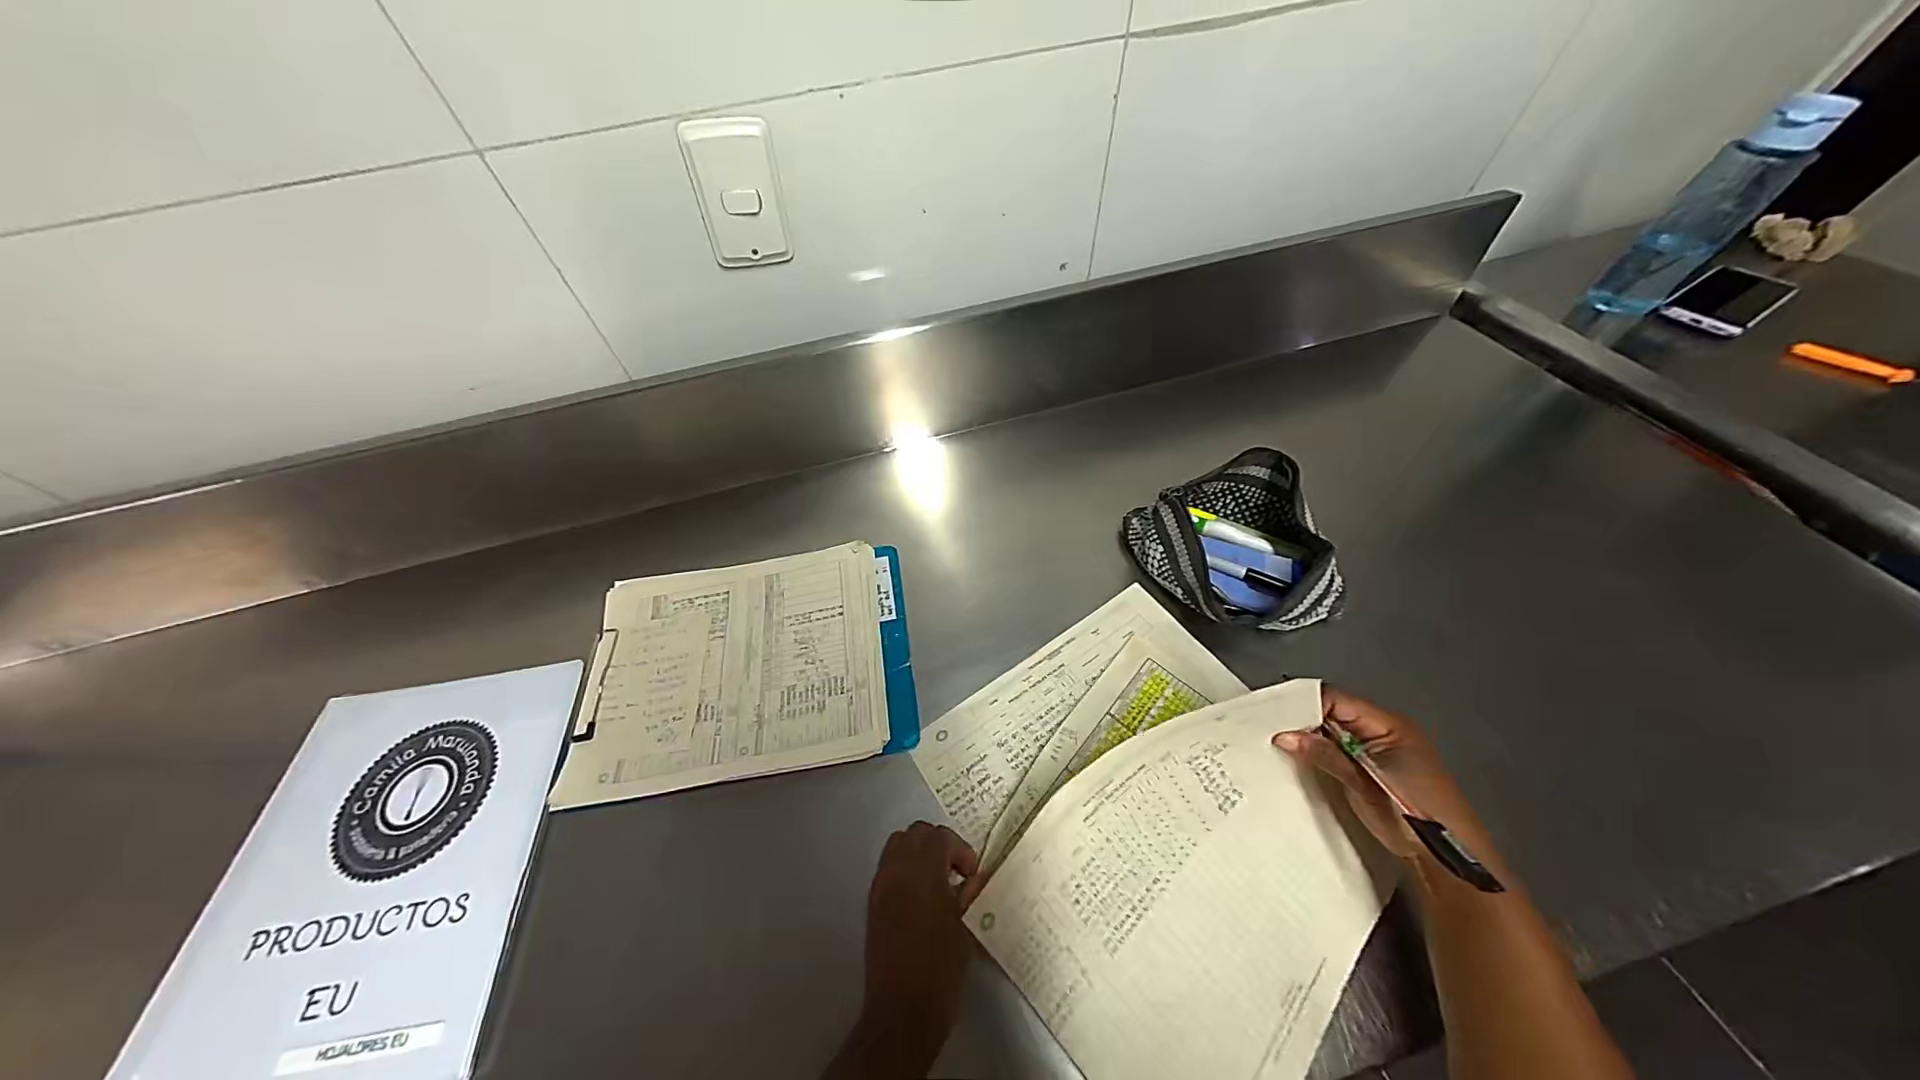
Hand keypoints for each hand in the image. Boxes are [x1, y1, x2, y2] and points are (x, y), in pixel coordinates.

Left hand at [825, 822, 981, 1079]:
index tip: (971, 873)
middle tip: (956, 871)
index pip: (940, 837)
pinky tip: (921, 897)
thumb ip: (971, 893)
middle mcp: (897, 870)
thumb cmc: (941, 968)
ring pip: (898, 845)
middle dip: (939, 845)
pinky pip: (888, 867)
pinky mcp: (873, 902)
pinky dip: (905, 869)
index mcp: (923, 872)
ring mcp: (881, 885)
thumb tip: (976, 877)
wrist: (903, 1009)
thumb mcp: (966, 927)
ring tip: (937, 880)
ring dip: (919, 853)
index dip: (961, 850)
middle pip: (916, 834)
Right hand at [1273, 685, 1501, 880]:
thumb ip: (1326, 755)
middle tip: (1270, 731)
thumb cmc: (1414, 817)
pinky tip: (1302, 760)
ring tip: (1280, 744)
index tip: (1272, 716)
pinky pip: (1340, 748)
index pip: (1336, 699)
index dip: (1304, 704)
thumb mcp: (1364, 784)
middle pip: (1334, 711)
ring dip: (1310, 737)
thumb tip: (1284, 735)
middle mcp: (1385, 730)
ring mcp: (1381, 750)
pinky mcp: (1374, 768)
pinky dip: (1320, 751)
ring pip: (1334, 730)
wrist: (1450, 863)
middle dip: (1303, 720)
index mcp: (1390, 725)